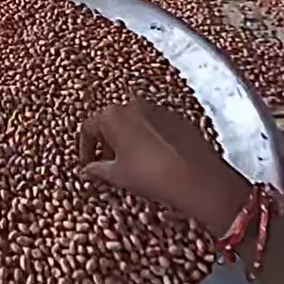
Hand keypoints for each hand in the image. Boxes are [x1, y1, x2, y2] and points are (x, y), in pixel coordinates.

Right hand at [78, 98, 251, 234]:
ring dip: (128, 140)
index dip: (86, 149)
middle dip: (107, 143)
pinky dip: (148, 139)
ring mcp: (157, 109)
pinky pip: (154, 126)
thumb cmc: (150, 174)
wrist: (198, 178)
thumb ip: (97, 169)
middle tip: (107, 165)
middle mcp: (134, 105)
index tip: (88, 165)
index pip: (89, 129)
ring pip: (134, 123)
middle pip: (111, 122)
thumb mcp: (118, 175)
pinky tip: (153, 160)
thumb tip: (86, 171)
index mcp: (113, 115)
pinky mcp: (177, 118)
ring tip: (131, 164)